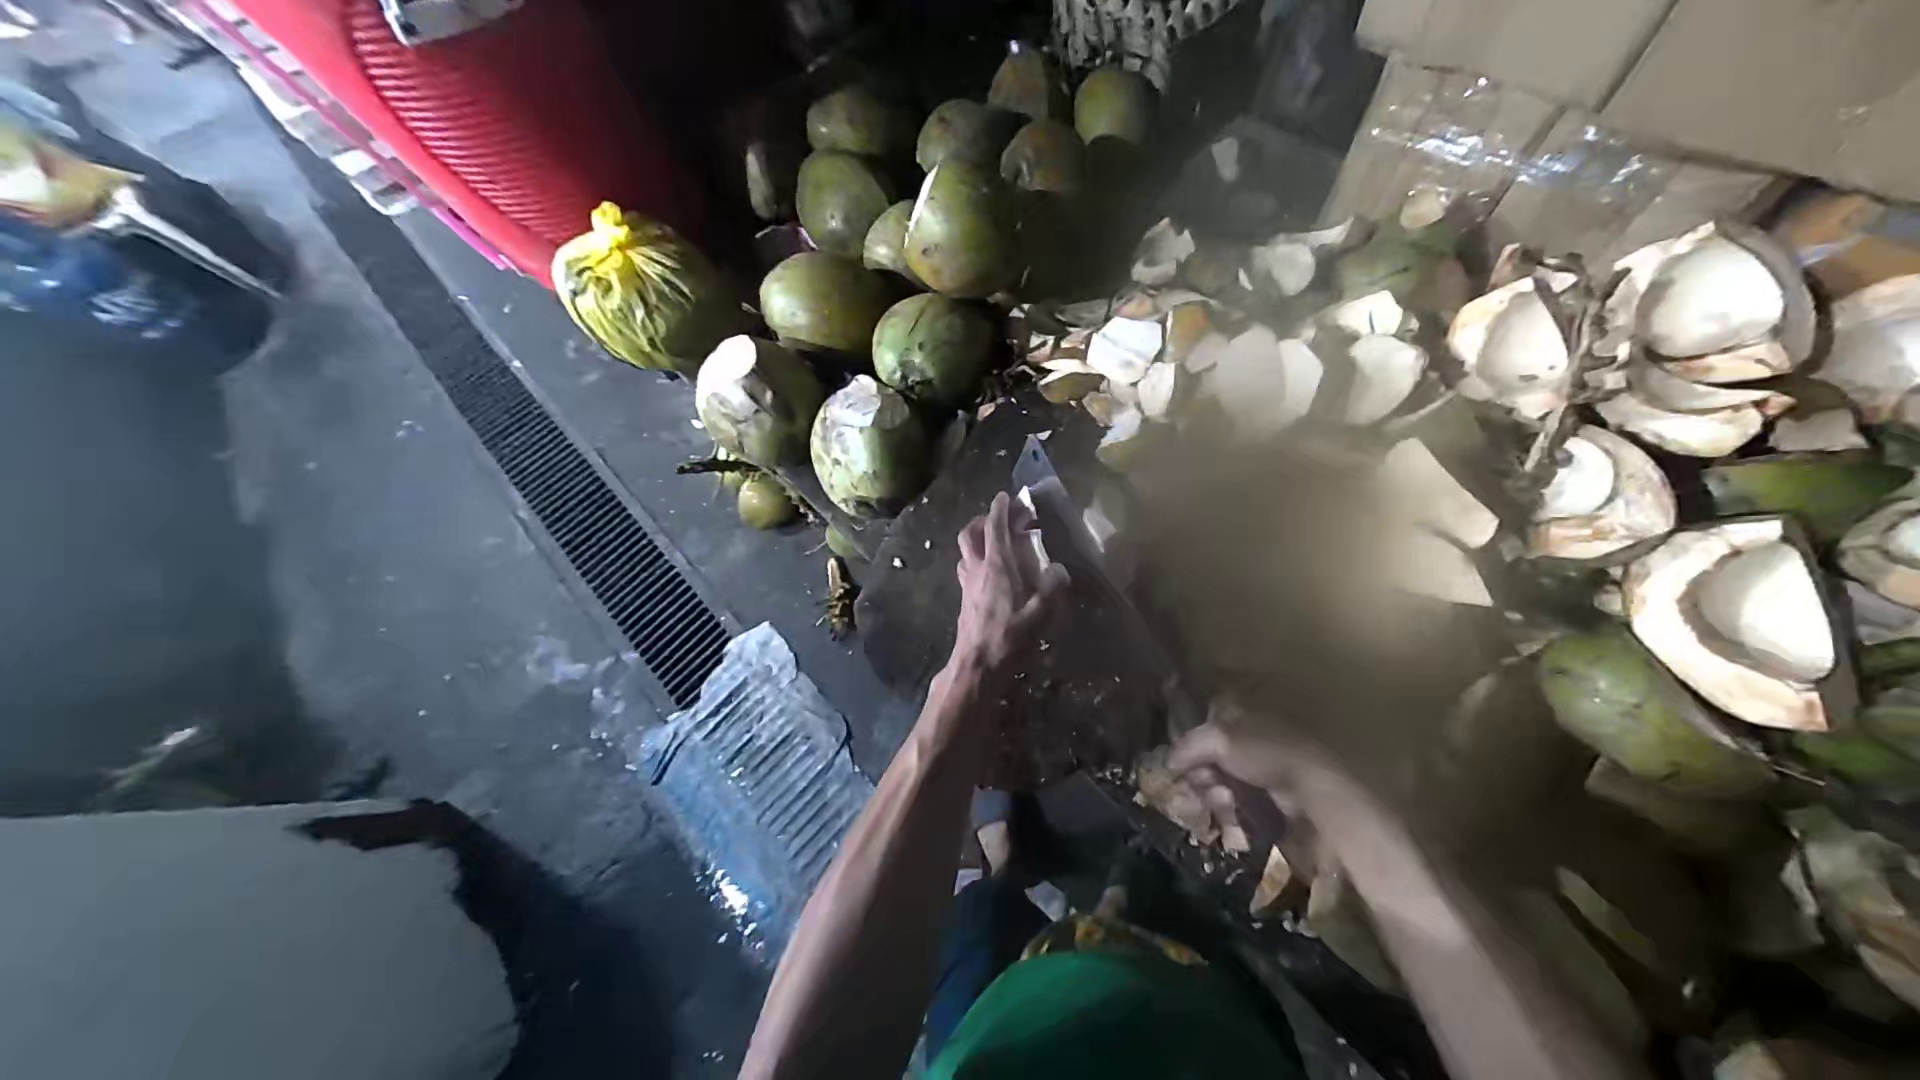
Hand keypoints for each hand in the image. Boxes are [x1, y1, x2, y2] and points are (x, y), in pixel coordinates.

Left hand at [949, 492, 1067, 680]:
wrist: (976, 666)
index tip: (1005, 496)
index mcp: (996, 566)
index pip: (994, 528)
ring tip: (998, 542)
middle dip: (983, 520)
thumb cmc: (1008, 639)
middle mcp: (977, 569)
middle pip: (970, 534)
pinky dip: (977, 559)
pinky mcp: (964, 599)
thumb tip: (1059, 569)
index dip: (1000, 509)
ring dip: (978, 539)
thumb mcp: (1039, 616)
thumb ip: (1052, 589)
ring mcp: (967, 584)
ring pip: (966, 551)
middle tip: (1001, 519)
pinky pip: (967, 568)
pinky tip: (992, 572)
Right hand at [1167, 702, 1341, 819]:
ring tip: (1227, 798)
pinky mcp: (1260, 790)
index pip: (1197, 716)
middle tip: (1207, 780)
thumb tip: (1169, 761)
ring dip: (1212, 791)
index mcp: (1236, 707)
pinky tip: (1235, 809)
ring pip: (1212, 778)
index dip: (1185, 737)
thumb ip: (1187, 745)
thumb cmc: (1265, 751)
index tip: (1180, 757)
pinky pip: (1229, 797)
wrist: (1312, 791)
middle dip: (1199, 771)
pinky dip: (1227, 806)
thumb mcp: (1219, 738)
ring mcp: (1252, 762)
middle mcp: (1242, 731)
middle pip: (1201, 752)